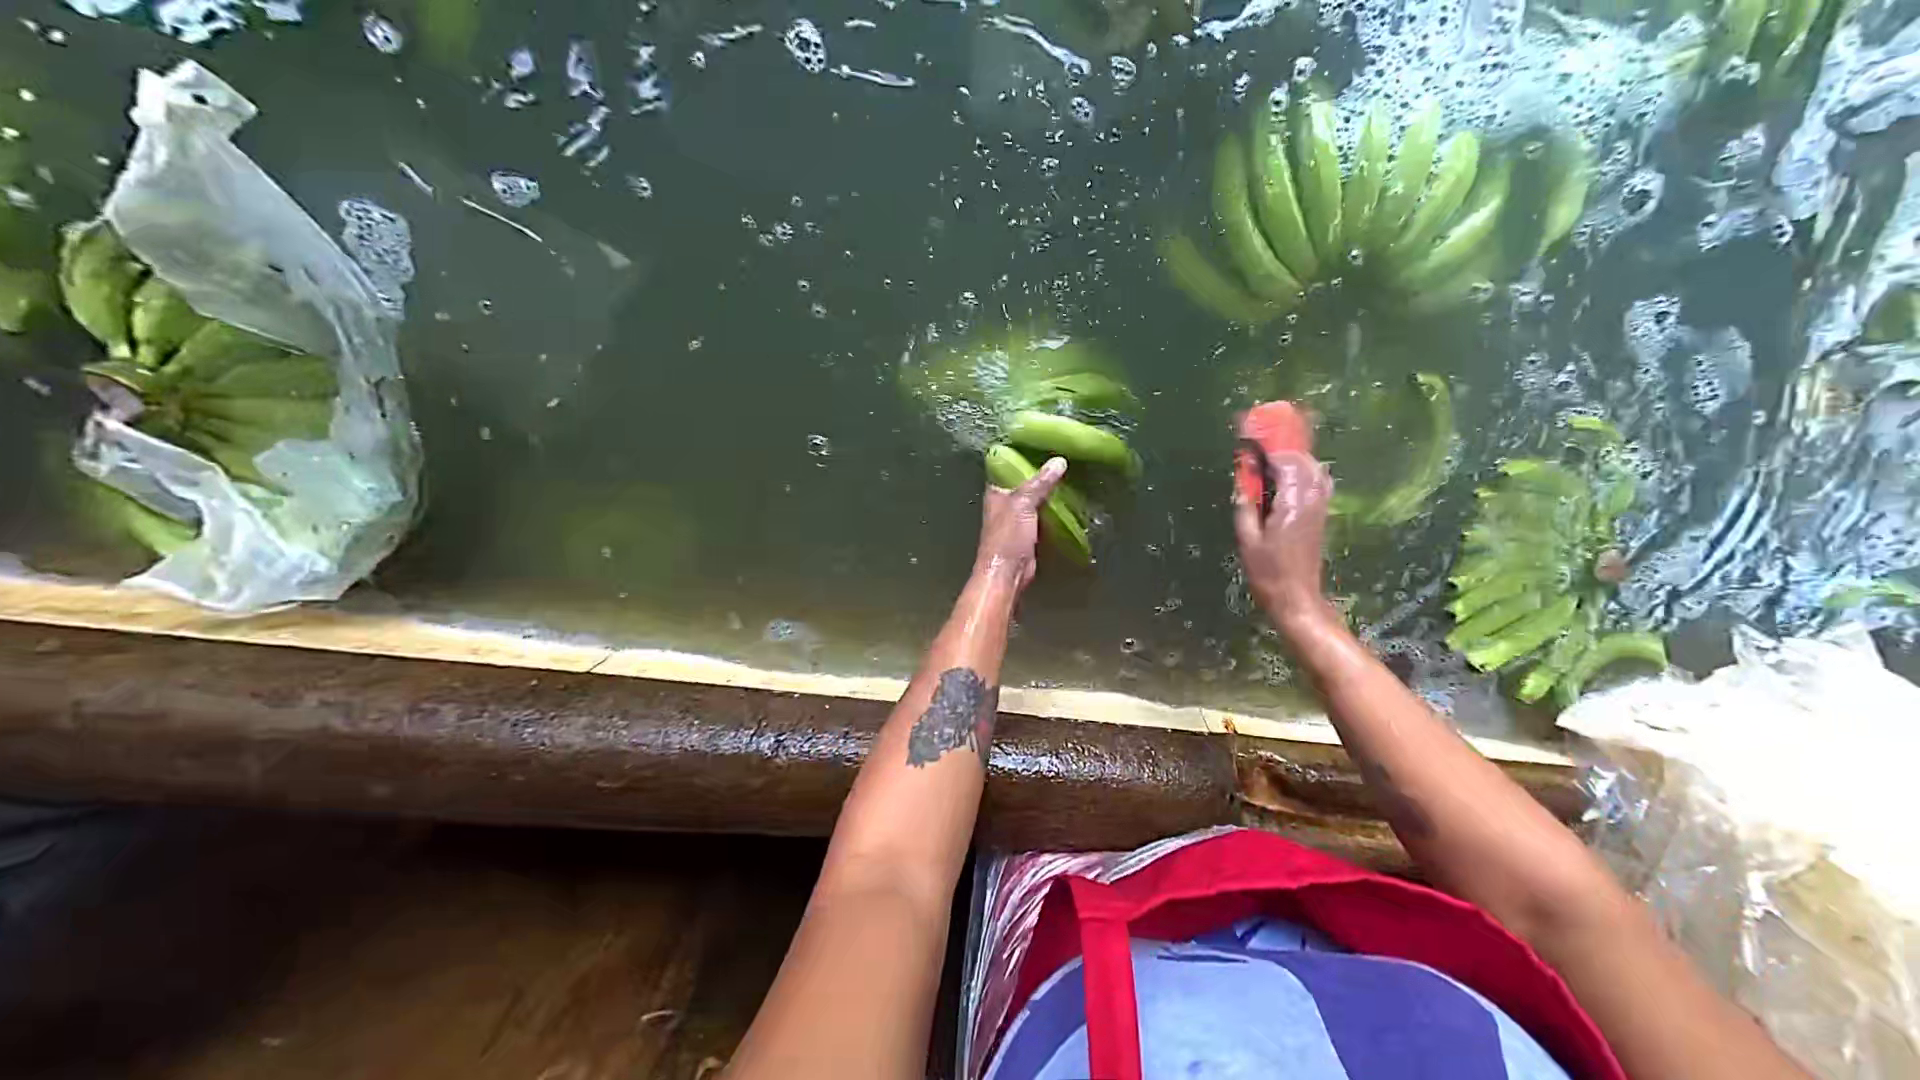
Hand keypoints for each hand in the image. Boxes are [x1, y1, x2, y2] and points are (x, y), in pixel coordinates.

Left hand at [973, 456, 1066, 592]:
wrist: (1008, 573)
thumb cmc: (1008, 536)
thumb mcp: (1023, 503)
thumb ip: (1040, 483)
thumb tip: (1059, 461)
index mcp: (996, 492)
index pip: (1007, 467)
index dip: (1022, 456)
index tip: (1043, 445)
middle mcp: (1004, 503)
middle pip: (1024, 483)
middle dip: (1041, 474)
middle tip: (1063, 460)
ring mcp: (1016, 519)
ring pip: (1035, 500)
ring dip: (1049, 493)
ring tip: (1071, 476)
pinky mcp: (1028, 534)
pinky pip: (1043, 516)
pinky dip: (1054, 510)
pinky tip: (1069, 502)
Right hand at [1233, 449, 1334, 631]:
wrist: (1295, 597)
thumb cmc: (1267, 571)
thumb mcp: (1247, 537)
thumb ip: (1246, 502)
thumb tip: (1243, 474)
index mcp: (1292, 503)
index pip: (1286, 461)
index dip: (1268, 447)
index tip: (1249, 438)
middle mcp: (1312, 499)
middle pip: (1304, 460)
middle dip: (1282, 449)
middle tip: (1258, 447)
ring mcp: (1320, 507)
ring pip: (1314, 469)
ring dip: (1294, 459)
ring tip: (1270, 461)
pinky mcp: (1321, 515)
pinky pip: (1317, 482)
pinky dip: (1303, 472)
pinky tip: (1285, 479)